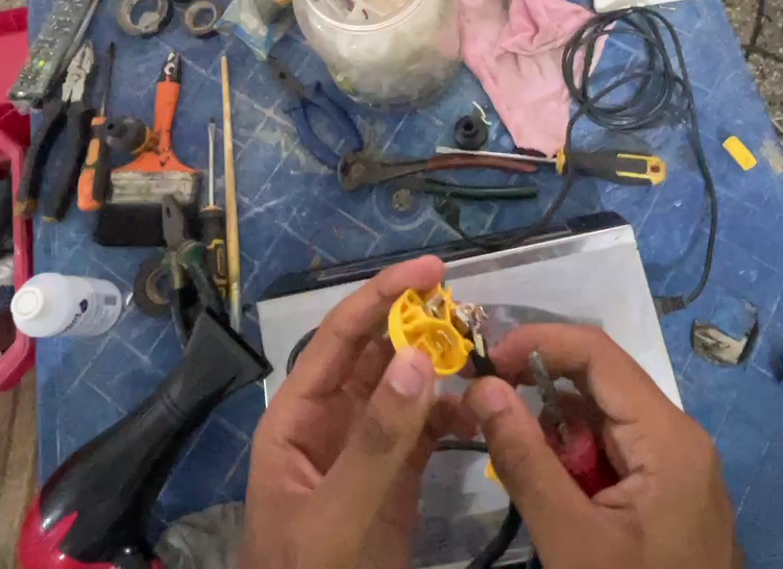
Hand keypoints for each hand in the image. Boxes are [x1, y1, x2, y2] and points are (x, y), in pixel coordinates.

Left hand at [242, 255, 466, 568]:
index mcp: (298, 415)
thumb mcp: (335, 515)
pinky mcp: (396, 474)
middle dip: (418, 324)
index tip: (433, 268)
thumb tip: (416, 355)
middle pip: (376, 351)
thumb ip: (376, 440)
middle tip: (468, 308)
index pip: (340, 335)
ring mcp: (365, 445)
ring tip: (484, 355)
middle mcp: (331, 418)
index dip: (383, 294)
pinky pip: (427, 426)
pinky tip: (482, 409)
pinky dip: (454, 412)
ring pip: (406, 385)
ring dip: (441, 366)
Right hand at [464, 323, 739, 567]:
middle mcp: (678, 435)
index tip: (485, 361)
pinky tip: (552, 489)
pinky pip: (613, 451)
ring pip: (601, 419)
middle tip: (485, 407)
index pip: (597, 353)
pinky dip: (575, 460)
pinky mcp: (668, 491)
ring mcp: (676, 464)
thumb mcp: (573, 541)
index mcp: (668, 435)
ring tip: (514, 457)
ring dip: (554, 431)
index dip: (538, 342)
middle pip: (599, 384)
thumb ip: (526, 460)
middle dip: (540, 389)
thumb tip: (483, 386)